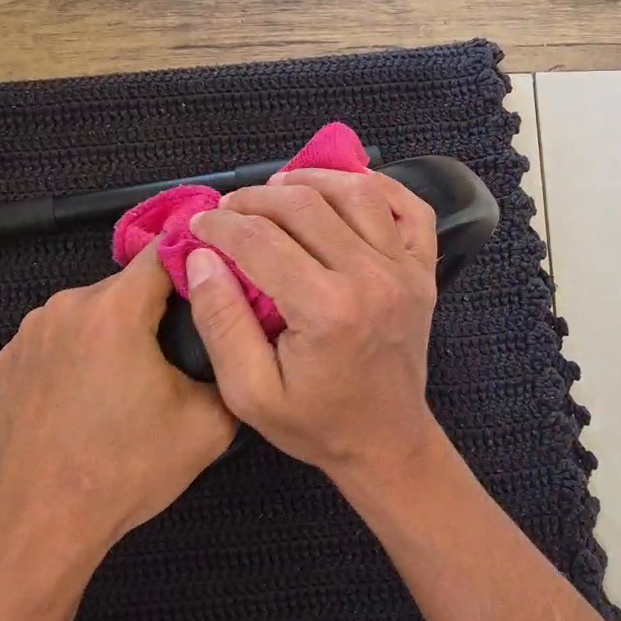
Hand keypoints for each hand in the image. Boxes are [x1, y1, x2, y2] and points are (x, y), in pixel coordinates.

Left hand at [0, 245, 236, 549]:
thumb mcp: (209, 423)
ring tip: (133, 384)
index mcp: (114, 310)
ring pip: (94, 312)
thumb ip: (229, 365)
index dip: (196, 260)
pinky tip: (93, 397)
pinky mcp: (9, 360)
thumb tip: (233, 341)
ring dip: (117, 332)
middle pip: (128, 286)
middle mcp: (66, 307)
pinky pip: (61, 338)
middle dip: (156, 310)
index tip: (217, 278)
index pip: (165, 252)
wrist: (45, 522)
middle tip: (177, 356)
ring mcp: (32, 332)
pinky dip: (82, 354)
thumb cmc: (126, 470)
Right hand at [184, 169, 440, 478]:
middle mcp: (370, 278)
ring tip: (276, 188)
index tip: (197, 225)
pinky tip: (344, 187)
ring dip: (311, 179)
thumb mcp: (249, 392)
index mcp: (326, 310)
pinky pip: (409, 207)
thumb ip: (220, 321)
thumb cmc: (316, 423)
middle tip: (227, 210)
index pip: (260, 241)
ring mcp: (404, 270)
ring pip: (355, 193)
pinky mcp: (423, 269)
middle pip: (304, 205)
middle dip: (254, 199)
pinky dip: (378, 186)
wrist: (387, 441)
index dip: (219, 225)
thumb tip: (201, 257)